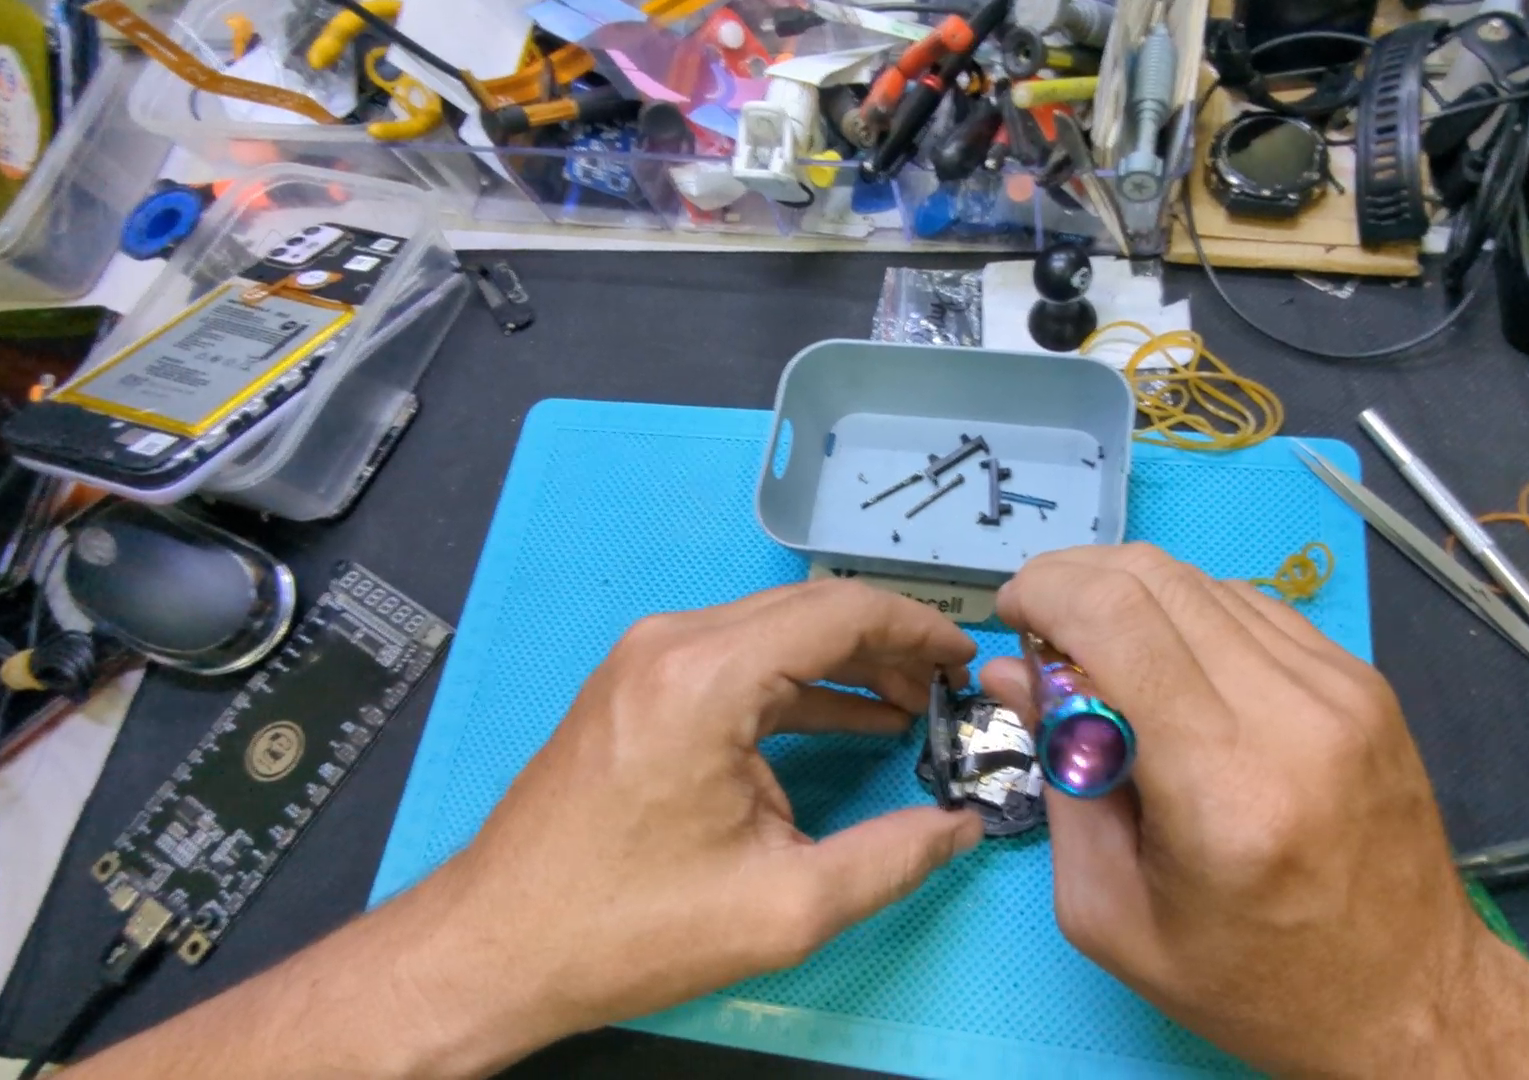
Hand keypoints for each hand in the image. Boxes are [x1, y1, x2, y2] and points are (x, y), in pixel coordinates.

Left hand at [65, 581, 985, 1079]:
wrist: (489, 949)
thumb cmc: (630, 928)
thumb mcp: (783, 908)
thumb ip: (893, 859)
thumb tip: (963, 827)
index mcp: (709, 676)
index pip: (840, 612)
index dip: (916, 628)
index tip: (963, 658)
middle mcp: (678, 640)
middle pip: (813, 611)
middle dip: (890, 642)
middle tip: (946, 686)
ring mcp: (654, 654)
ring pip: (781, 630)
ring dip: (851, 660)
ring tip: (911, 701)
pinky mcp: (646, 679)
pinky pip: (746, 659)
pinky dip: (804, 681)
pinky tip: (853, 714)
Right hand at [981, 544, 1528, 1076]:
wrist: (1409, 1001)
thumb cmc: (1243, 979)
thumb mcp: (1108, 909)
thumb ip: (1057, 774)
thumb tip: (1011, 670)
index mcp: (1220, 789)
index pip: (1116, 623)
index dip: (1045, 593)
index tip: (1011, 613)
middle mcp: (1289, 715)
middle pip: (1153, 578)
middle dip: (1072, 578)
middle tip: (1039, 619)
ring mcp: (1338, 686)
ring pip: (1198, 580)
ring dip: (1125, 592)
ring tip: (1097, 643)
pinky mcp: (1360, 678)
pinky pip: (1245, 604)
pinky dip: (1183, 611)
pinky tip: (1166, 655)